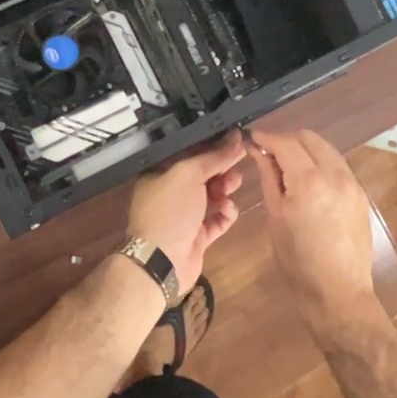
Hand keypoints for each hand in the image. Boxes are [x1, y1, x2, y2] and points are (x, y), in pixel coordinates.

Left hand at [125, 131, 246, 289]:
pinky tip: (228, 210)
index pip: (188, 154)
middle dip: (221, 169)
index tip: (234, 140)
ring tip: (232, 187)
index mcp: (159, 174)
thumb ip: (214, 156)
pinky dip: (225, 213)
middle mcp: (170, 193)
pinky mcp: (197, 236)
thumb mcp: (189, 174)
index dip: (211, 147)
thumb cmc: (170, 210)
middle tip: (237, 166)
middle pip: (202, 175)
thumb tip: (237, 137)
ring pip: (211, 196)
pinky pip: (216, 219)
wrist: (162, 260)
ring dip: (224, 189)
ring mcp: (183, 216)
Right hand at [247, 130, 382, 341]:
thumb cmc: (298, 263)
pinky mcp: (361, 194)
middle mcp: (335, 175)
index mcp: (309, 182)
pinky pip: (338, 166)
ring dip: (306, 150)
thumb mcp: (276, 219)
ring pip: (326, 149)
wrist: (338, 293)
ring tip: (288, 168)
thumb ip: (269, 178)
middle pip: (309, 138)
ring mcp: (352, 183)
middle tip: (269, 154)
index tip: (253, 138)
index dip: (267, 137)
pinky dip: (321, 164)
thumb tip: (259, 151)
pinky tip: (309, 182)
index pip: (286, 143)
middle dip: (287, 140)